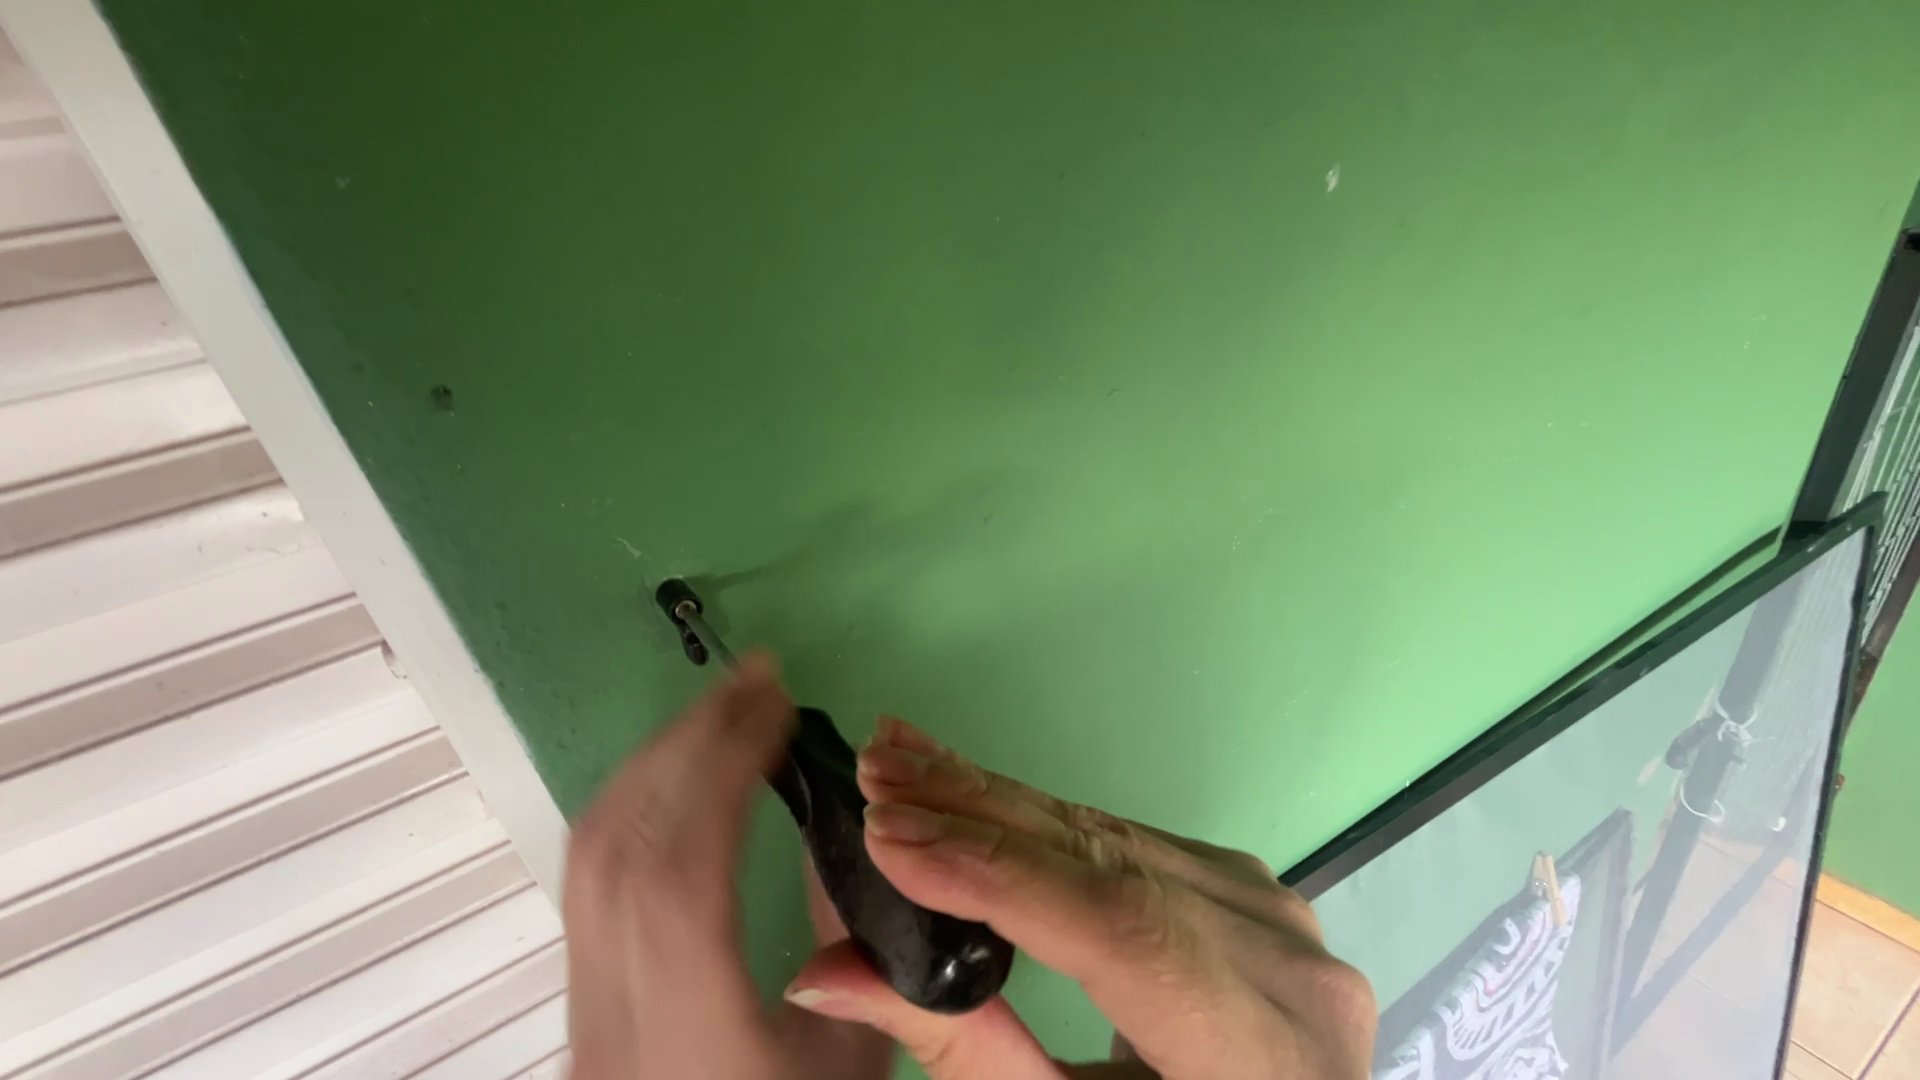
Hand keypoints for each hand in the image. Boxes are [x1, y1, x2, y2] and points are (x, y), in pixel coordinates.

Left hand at [561, 654, 893, 1079]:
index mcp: (694, 1027)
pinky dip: (634, 792)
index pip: (683, 875)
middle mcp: (618, 1005)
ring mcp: (582, 995)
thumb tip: (833, 837)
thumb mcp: (852, 1058)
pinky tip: (676, 767)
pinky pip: (588, 866)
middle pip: (625, 841)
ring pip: (593, 847)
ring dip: (660, 755)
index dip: (723, 772)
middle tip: (755, 676)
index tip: (775, 705)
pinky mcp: (576, 986)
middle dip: (692, 737)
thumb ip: (851, 947)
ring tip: (722, 703)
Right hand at [783, 718, 1377, 1078]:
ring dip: (993, 798)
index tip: (886, 833)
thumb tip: (829, 970)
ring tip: (900, 761)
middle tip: (875, 766)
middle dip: (975, 810)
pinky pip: (1121, 838)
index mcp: (1257, 1047)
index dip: (997, 875)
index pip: (1119, 930)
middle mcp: (1274, 953)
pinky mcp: (1233, 880)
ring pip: (1107, 834)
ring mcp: (1261, 904)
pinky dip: (1036, 815)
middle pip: (1107, 860)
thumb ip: (964, 1048)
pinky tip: (974, 788)